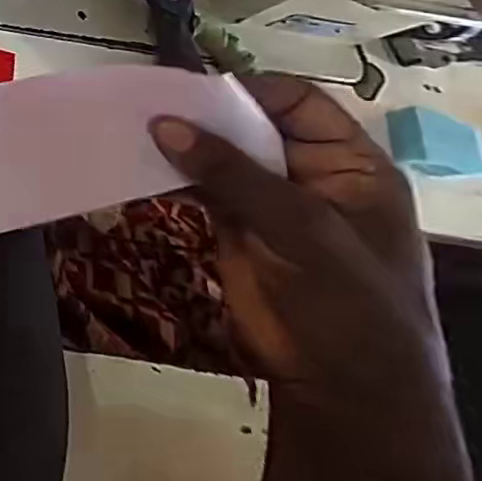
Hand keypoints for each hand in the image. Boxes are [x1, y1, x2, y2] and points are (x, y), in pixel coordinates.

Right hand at [148, 75, 445, 399]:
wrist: (339, 387)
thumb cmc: (349, 305)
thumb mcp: (300, 230)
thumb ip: (233, 173)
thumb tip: (164, 124)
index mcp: (348, 165)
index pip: (297, 103)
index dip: (249, 92)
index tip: (193, 94)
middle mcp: (306, 173)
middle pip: (249, 124)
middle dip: (203, 115)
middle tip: (148, 105)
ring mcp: (267, 199)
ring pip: (217, 154)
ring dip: (180, 144)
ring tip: (132, 129)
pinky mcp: (233, 223)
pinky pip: (197, 185)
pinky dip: (169, 174)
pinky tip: (138, 166)